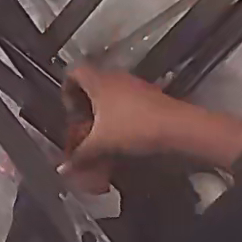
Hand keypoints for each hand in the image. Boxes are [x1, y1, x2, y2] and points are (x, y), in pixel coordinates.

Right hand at [62, 65, 241, 187]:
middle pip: (91, 86)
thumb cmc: (133, 128)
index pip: (74, 72)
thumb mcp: (101, 144)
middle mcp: (116, 78)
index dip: (67, 90)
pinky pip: (126, 103)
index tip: (70, 112)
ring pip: (110, 95)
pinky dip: (119, 117)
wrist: (180, 128)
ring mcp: (136, 86)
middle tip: (82, 129)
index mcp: (99, 82)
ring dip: (102, 114)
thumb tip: (62, 169)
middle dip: (84, 108)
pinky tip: (122, 138)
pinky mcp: (151, 97)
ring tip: (101, 137)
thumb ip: (79, 156)